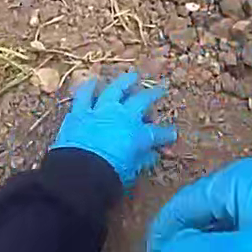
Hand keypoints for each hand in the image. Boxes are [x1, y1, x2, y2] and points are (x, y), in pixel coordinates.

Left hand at [50, 71, 176, 186]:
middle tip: (161, 89)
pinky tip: (93, 81)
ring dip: (125, 82)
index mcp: (139, 134)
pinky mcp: (80, 113)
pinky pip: (85, 96)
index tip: (172, 135)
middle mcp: (123, 116)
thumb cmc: (110, 176)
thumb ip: (143, 159)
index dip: (166, 134)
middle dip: (154, 95)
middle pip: (142, 101)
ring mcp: (101, 111)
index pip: (158, 133)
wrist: (80, 173)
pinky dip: (89, 88)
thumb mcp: (132, 171)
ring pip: (116, 89)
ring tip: (133, 76)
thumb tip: (152, 154)